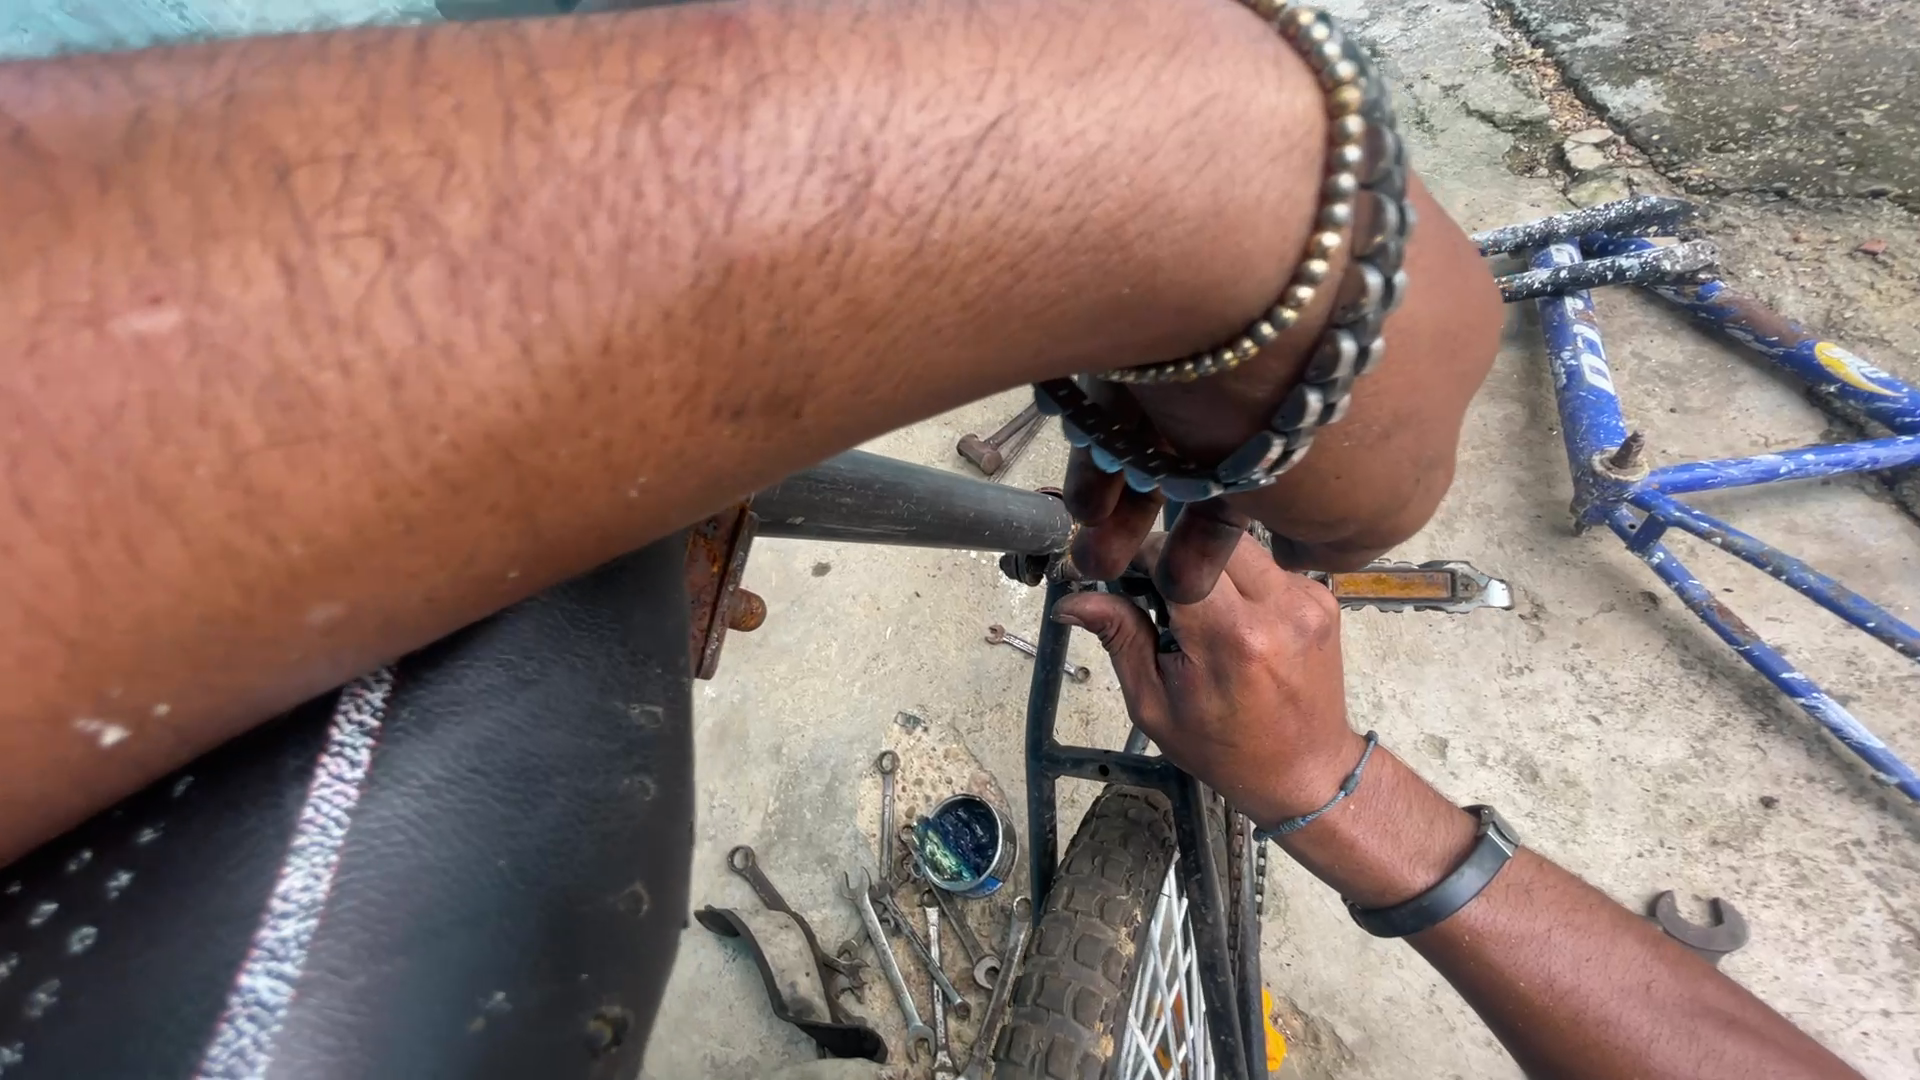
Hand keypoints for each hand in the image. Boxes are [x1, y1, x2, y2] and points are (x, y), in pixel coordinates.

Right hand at [1051, 531, 1363, 826]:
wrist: (1306, 770)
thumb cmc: (1220, 746)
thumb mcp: (1152, 702)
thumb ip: (1119, 638)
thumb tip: (1069, 601)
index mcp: (1230, 638)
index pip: (1174, 556)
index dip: (1139, 555)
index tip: (1122, 571)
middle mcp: (1277, 608)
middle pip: (1209, 537)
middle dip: (1172, 550)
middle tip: (1151, 583)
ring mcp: (1307, 598)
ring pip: (1239, 543)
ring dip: (1204, 559)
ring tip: (1190, 601)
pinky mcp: (1322, 597)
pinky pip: (1265, 563)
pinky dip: (1236, 576)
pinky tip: (1228, 611)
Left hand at [1064, 178, 1502, 601]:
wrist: (1231, 251)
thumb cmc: (1335, 397)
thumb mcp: (1388, 496)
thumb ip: (1362, 528)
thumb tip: (1311, 548)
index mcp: (1413, 334)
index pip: (1355, 436)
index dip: (1296, 511)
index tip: (1253, 557)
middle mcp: (1323, 297)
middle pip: (1256, 428)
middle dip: (1202, 518)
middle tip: (1160, 575)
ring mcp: (1231, 279)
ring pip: (1184, 409)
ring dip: (1142, 498)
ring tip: (1099, 558)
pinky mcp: (1141, 281)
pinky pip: (1130, 378)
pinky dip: (1109, 442)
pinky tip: (1085, 506)